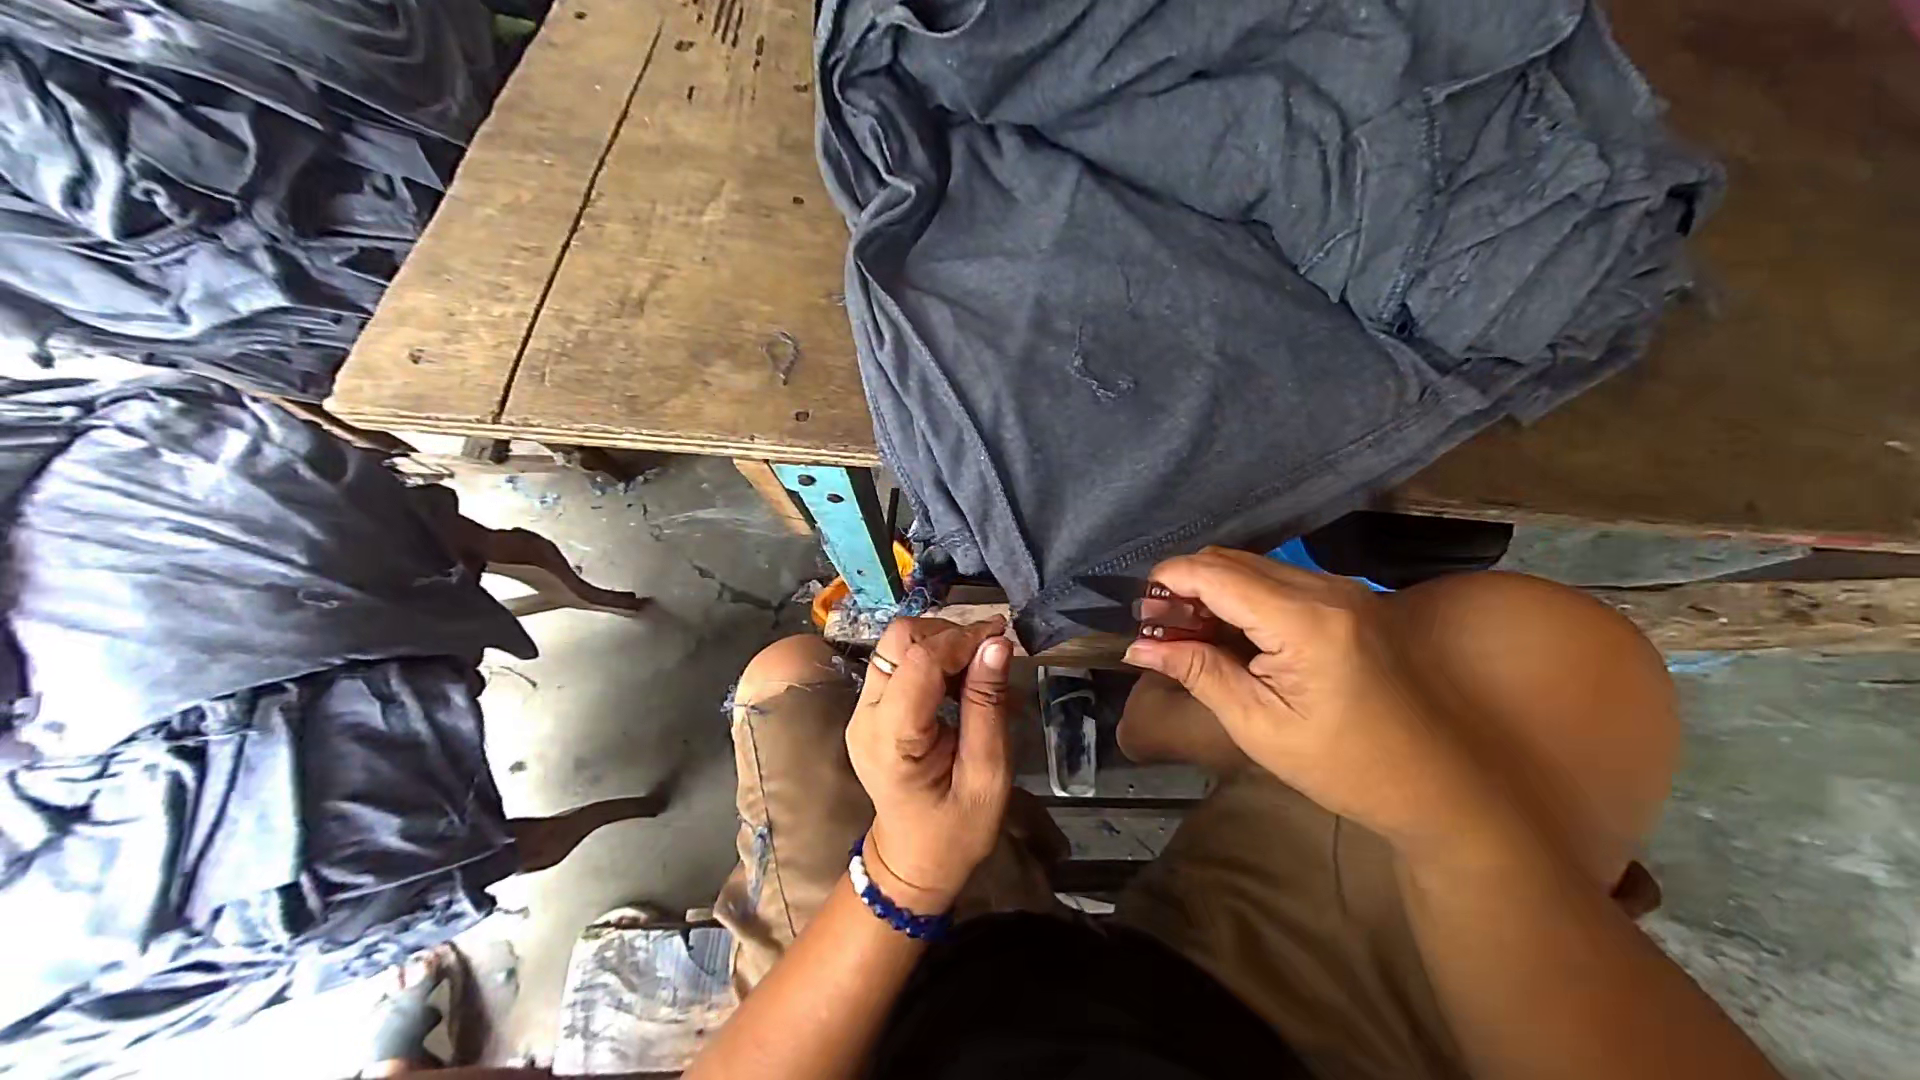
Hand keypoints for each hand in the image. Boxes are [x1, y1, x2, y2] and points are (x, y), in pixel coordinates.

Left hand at [847, 616, 1014, 912]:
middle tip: (991, 651)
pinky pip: (897, 663)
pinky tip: (959, 678)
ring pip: (896, 644)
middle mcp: (865, 715)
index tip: (1001, 635)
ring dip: (941, 642)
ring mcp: (861, 710)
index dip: (962, 638)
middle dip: (948, 634)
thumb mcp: (988, 774)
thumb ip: (987, 705)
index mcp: (891, 738)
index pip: (919, 660)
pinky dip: (931, 657)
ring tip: (979, 665)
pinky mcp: (868, 708)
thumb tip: (997, 645)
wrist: (913, 857)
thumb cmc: (957, 828)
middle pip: (899, 640)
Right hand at [1124, 548, 1509, 854]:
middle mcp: (1326, 589)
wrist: (1442, 783)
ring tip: (1187, 634)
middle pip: (1231, 560)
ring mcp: (1342, 590)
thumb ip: (1198, 673)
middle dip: (1184, 585)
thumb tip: (1140, 647)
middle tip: (1158, 629)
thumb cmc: (1346, 766)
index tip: (1139, 612)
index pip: (1216, 574)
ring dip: (1211, 589)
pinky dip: (1240, 595)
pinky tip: (1228, 632)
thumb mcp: (1259, 726)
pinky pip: (1277, 579)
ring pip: (1252, 565)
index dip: (1168, 582)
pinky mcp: (1348, 600)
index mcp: (1305, 621)